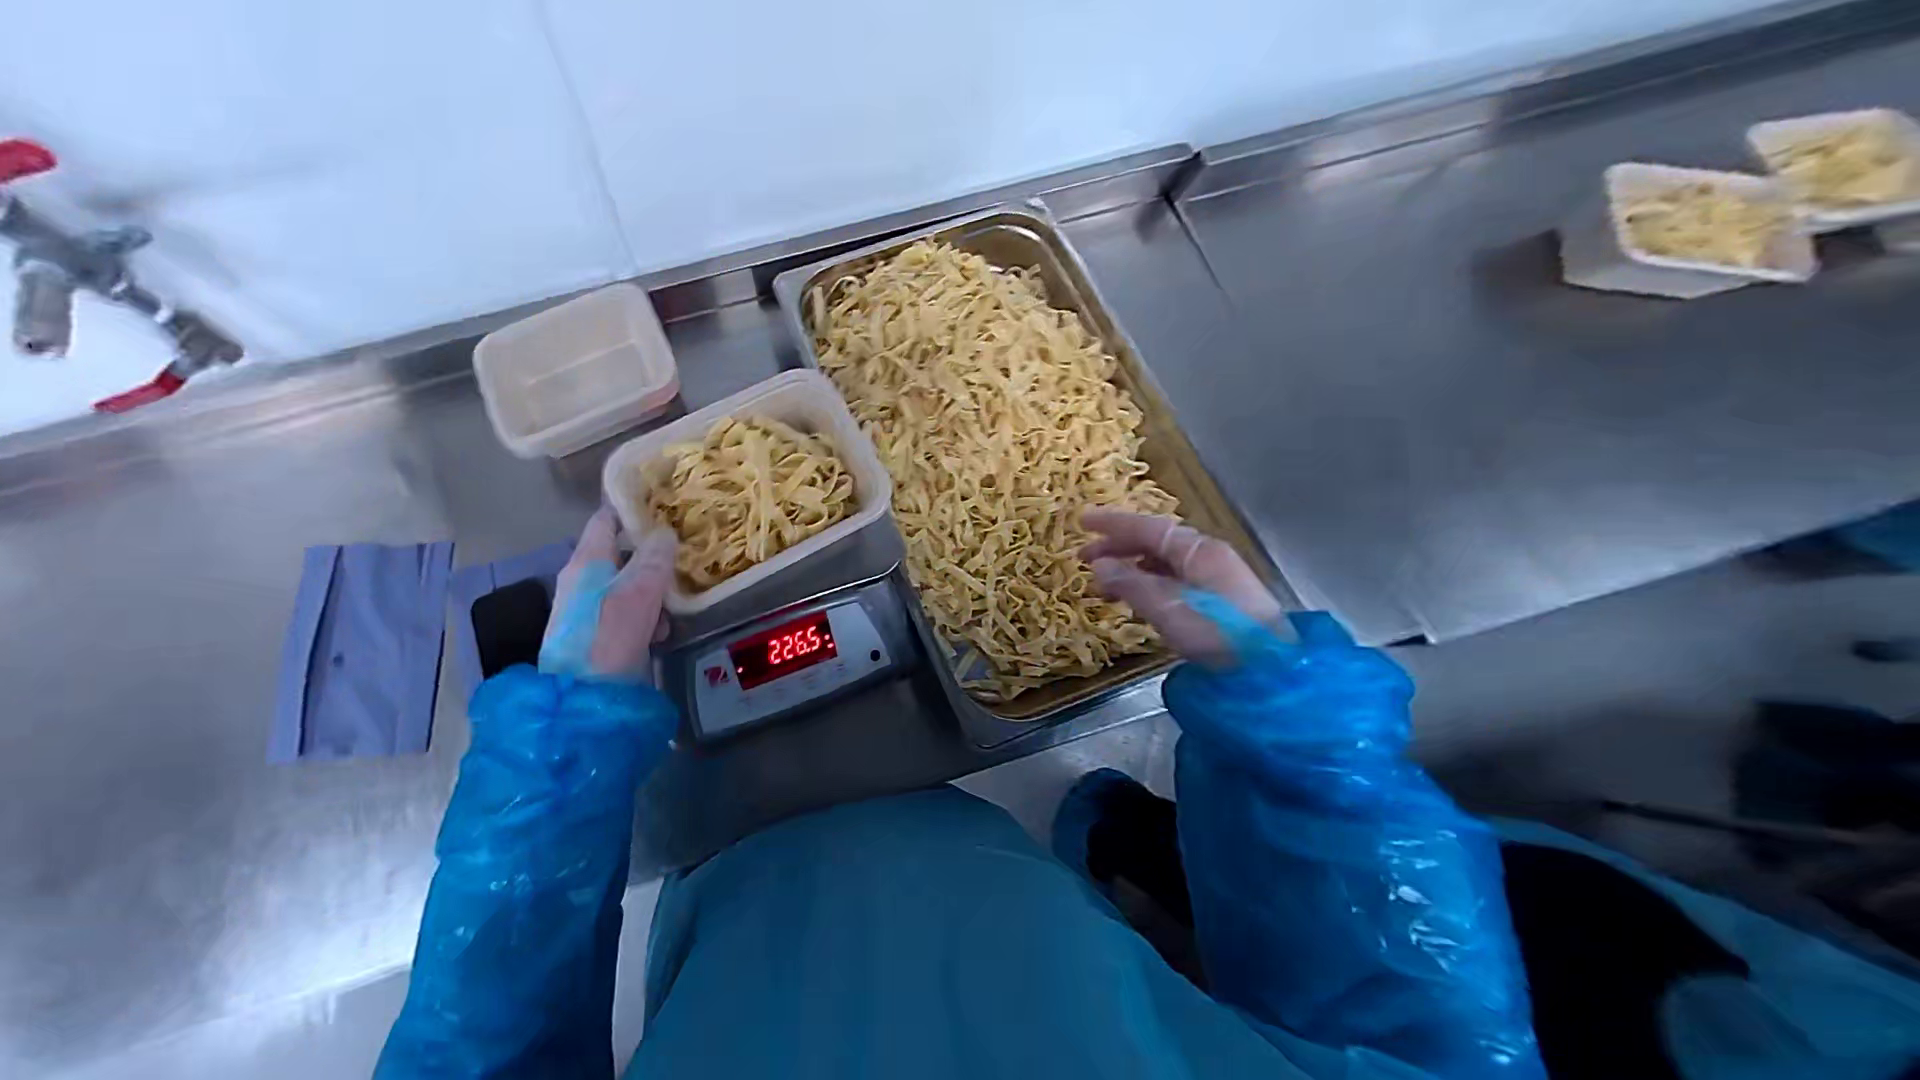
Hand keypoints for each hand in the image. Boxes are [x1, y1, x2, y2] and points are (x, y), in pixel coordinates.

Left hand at [539, 507, 676, 682]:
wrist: (584, 697)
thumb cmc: (608, 637)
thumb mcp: (638, 592)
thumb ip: (653, 560)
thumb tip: (664, 533)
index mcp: (586, 563)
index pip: (604, 520)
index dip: (631, 508)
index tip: (663, 503)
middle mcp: (583, 580)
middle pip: (621, 553)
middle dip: (653, 554)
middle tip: (684, 554)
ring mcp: (589, 608)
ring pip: (629, 583)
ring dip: (654, 589)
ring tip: (674, 603)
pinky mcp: (598, 632)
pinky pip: (628, 610)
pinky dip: (647, 613)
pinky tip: (660, 631)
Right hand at [1079, 508, 1282, 667]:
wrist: (1269, 669)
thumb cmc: (1218, 634)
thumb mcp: (1167, 609)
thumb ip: (1131, 585)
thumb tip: (1099, 565)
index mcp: (1197, 550)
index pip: (1147, 528)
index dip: (1113, 524)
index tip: (1082, 521)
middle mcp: (1207, 555)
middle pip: (1155, 542)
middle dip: (1118, 548)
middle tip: (1084, 559)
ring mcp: (1215, 576)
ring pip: (1163, 562)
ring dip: (1130, 568)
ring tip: (1103, 585)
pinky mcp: (1219, 598)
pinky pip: (1173, 578)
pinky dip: (1148, 583)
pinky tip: (1136, 599)